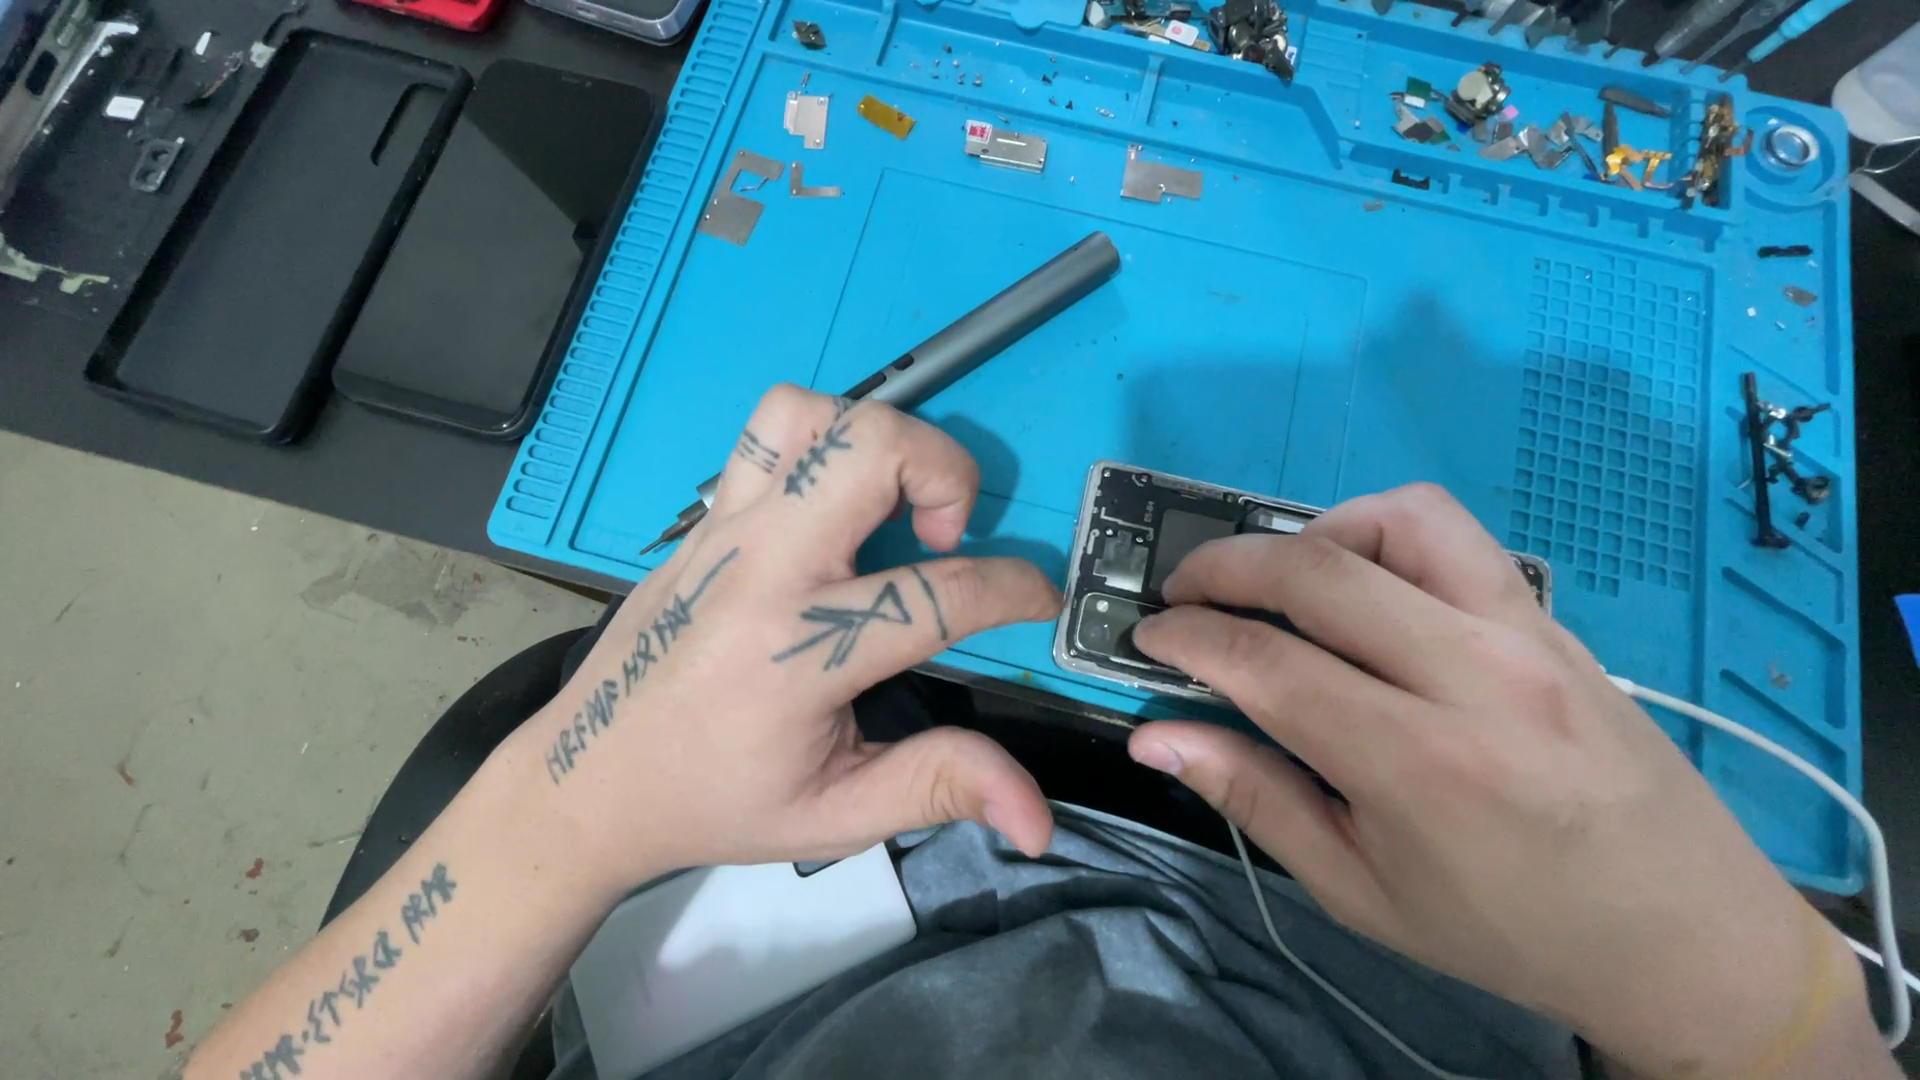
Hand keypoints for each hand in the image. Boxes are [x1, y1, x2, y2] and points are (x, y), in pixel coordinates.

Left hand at [504, 385, 1058, 889]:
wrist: (588, 779)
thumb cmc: (714, 803)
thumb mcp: (834, 815)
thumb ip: (939, 789)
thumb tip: (1036, 817)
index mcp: (795, 658)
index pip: (934, 596)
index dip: (1012, 588)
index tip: (1036, 597)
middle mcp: (760, 572)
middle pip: (869, 450)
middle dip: (946, 470)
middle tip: (946, 535)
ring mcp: (723, 531)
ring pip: (809, 414)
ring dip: (876, 440)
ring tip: (890, 507)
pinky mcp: (703, 518)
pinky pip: (768, 432)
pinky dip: (822, 439)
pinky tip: (835, 504)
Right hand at [1124, 484, 1884, 1076]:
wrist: (1685, 936)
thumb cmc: (1504, 930)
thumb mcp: (1357, 889)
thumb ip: (1251, 797)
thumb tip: (1152, 735)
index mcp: (1420, 766)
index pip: (1268, 663)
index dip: (1187, 638)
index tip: (1149, 637)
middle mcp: (1474, 677)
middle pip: (1315, 573)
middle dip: (1219, 569)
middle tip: (1179, 594)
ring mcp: (1523, 632)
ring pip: (1391, 521)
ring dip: (1304, 534)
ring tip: (1272, 580)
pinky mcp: (1548, 616)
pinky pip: (1450, 530)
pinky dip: (1378, 526)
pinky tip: (1357, 578)